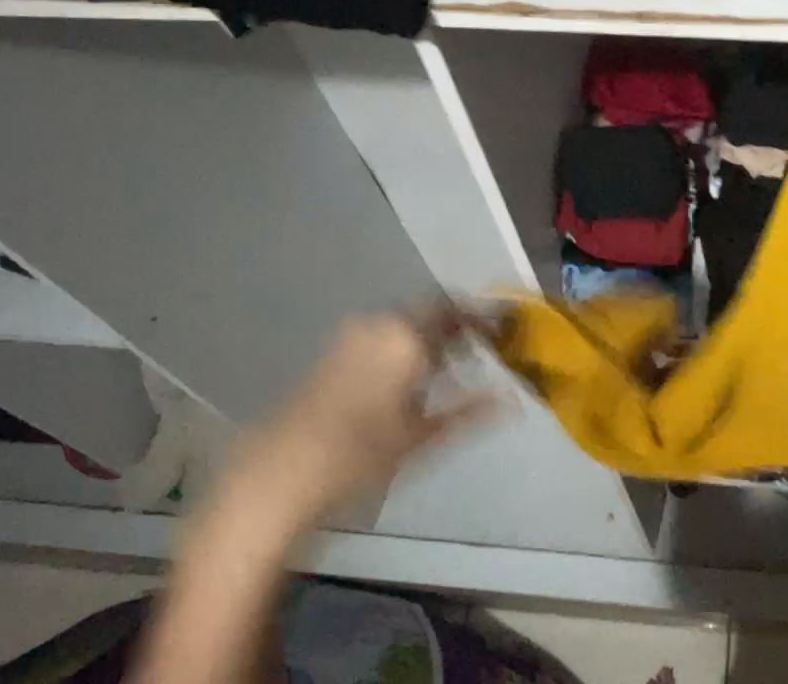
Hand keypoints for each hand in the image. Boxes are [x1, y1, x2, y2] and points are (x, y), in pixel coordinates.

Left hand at [238, 306, 502, 525]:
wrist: (276, 478)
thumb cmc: (358, 457)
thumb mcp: (422, 438)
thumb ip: (470, 412)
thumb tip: (512, 401)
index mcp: (406, 337)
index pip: (455, 308)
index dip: (481, 316)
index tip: (500, 331)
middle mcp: (378, 326)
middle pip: (427, 311)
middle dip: (453, 327)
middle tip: (475, 351)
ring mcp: (349, 338)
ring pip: (401, 324)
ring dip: (426, 337)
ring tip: (444, 370)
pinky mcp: (329, 355)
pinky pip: (379, 336)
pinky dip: (400, 347)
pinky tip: (406, 381)